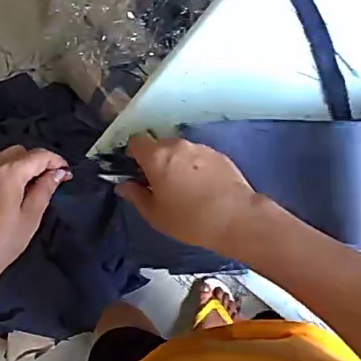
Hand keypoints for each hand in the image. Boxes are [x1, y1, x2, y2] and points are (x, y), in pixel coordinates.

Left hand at [0, 145, 69, 298]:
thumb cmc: (1, 242)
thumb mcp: (30, 217)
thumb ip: (45, 190)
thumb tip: (57, 173)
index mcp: (9, 172)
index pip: (39, 155)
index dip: (57, 162)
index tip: (68, 175)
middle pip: (22, 152)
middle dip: (40, 162)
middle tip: (53, 182)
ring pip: (8, 158)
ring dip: (25, 166)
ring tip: (38, 189)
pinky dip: (12, 172)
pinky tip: (18, 193)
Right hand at [114, 134, 269, 256]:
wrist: (236, 218)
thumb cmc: (189, 219)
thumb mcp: (155, 215)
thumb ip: (136, 196)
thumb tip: (123, 186)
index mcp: (157, 157)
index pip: (136, 141)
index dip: (133, 154)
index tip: (136, 172)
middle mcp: (179, 145)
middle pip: (159, 145)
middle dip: (156, 160)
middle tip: (160, 184)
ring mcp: (202, 148)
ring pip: (181, 150)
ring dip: (177, 163)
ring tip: (185, 188)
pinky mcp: (220, 155)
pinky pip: (199, 156)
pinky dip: (196, 167)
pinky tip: (204, 188)